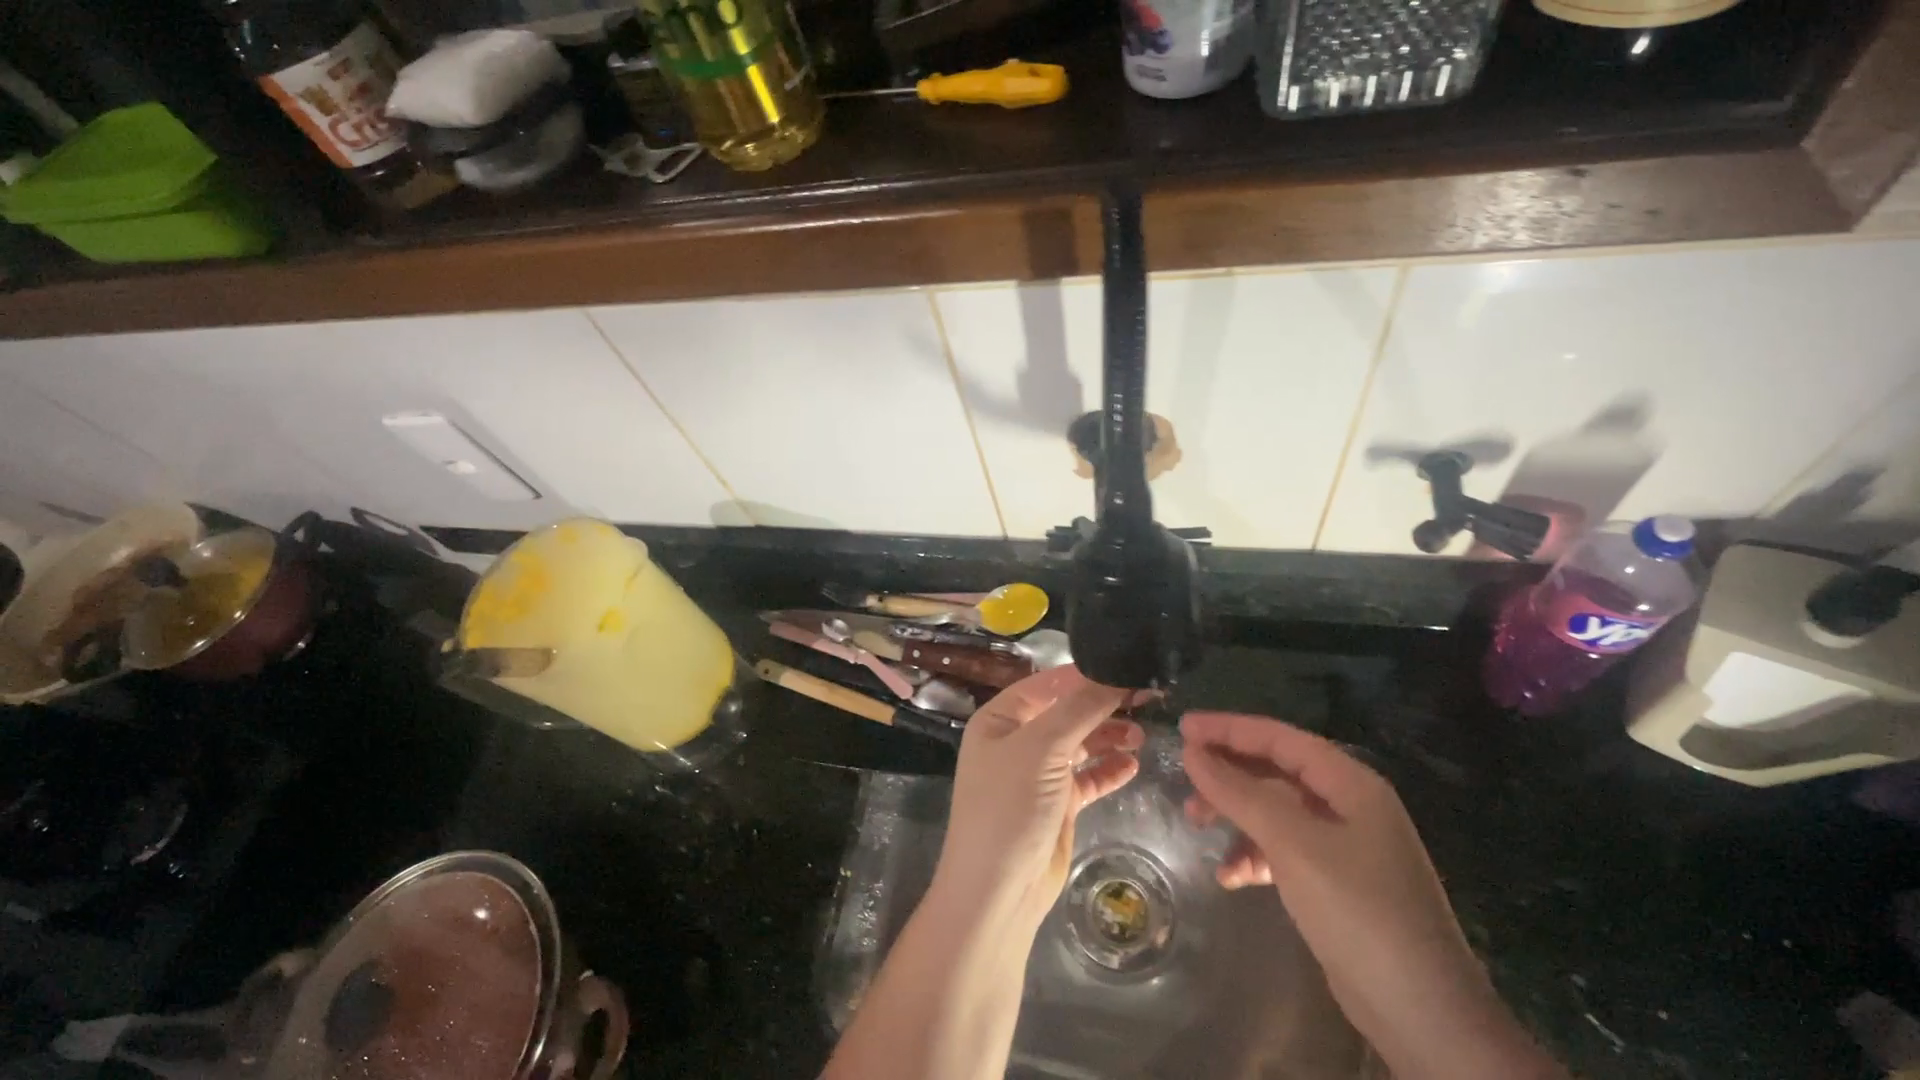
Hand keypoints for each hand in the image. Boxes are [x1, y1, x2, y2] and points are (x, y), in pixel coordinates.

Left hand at [931, 666, 1144, 927]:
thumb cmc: (1009, 807)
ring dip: (1110, 737)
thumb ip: (1081, 709)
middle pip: (1067, 712)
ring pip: (1080, 744)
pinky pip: (1087, 778)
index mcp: (1000, 719)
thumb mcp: (1042, 749)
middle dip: (1103, 706)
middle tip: (1148, 699)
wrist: (997, 890)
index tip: (1129, 668)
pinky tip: (1132, 765)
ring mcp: (1037, 775)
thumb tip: (1117, 674)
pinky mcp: (1057, 805)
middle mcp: (1017, 742)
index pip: (1048, 684)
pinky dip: (1109, 770)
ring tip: (1141, 735)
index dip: (1086, 675)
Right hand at [1180, 710, 1564, 1079]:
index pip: (1281, 738)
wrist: (1419, 1006)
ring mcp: (1347, 847)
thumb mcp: (1293, 843)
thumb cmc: (1358, 909)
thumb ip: (1241, 794)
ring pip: (1278, 812)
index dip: (1230, 728)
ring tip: (1196, 826)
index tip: (1182, 727)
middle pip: (1278, 772)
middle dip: (1229, 774)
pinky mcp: (1338, 884)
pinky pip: (1286, 851)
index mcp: (1351, 783)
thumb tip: (1192, 753)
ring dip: (1237, 815)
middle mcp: (1351, 806)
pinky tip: (1230, 876)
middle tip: (1184, 782)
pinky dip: (1255, 856)